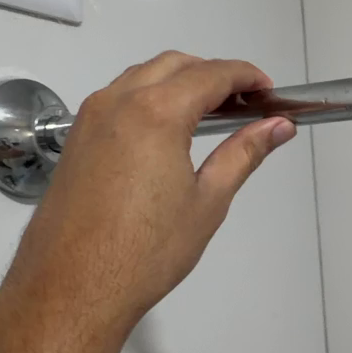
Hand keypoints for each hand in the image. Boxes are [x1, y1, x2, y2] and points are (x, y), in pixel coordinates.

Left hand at [0, 51, 295, 342]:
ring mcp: (90, 118)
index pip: (212, 74)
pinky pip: (119, 98)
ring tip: (212, 116)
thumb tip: (278, 127)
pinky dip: (151, 98)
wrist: (73, 288)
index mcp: (156, 113)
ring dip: (180, 82)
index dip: (246, 77)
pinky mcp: (76, 139)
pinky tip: (169, 132)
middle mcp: (118, 102)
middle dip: (214, 74)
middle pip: (176, 64)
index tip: (269, 91)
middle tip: (246, 104)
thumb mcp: (208, 200)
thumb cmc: (146, 251)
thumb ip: (244, 153)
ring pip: (143, 76)